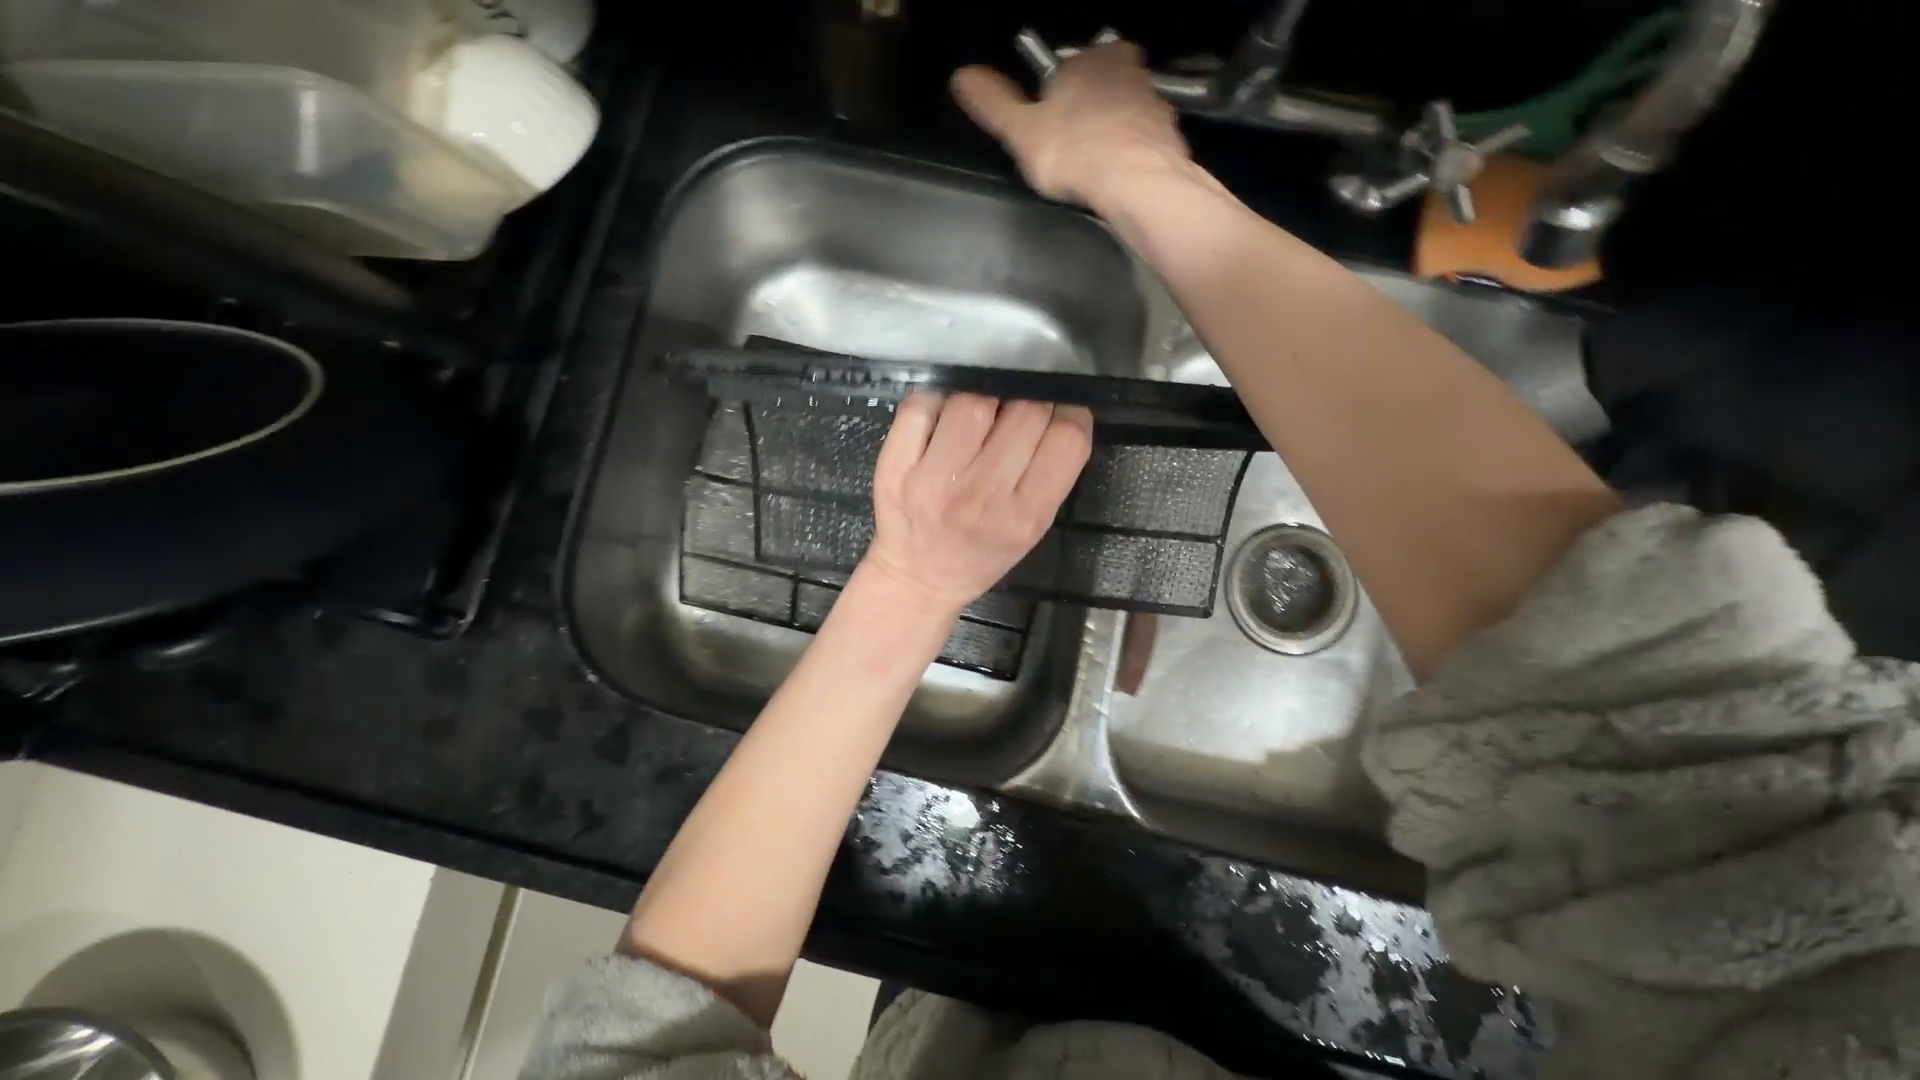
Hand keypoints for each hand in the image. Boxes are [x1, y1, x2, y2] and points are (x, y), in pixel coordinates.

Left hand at [862, 393, 1092, 616]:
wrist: (919, 578)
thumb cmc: (983, 552)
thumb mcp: (1034, 527)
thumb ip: (1052, 473)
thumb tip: (1060, 405)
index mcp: (1026, 515)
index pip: (1067, 439)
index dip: (1071, 412)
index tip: (1060, 409)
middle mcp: (981, 496)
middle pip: (1025, 412)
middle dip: (1028, 401)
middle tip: (1017, 413)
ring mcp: (934, 480)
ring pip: (974, 402)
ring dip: (983, 396)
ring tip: (982, 414)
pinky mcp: (896, 466)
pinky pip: (922, 406)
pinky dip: (936, 399)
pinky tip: (943, 416)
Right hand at [952, 41, 1188, 208]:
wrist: (1138, 183)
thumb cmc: (1074, 152)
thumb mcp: (1020, 131)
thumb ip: (993, 103)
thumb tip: (961, 75)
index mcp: (1086, 61)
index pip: (1068, 64)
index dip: (1057, 91)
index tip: (1049, 119)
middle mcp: (1125, 68)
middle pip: (1102, 79)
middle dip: (1090, 101)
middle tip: (1074, 137)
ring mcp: (1152, 98)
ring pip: (1127, 105)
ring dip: (1115, 124)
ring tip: (1098, 158)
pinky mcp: (1170, 131)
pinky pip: (1145, 134)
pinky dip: (1134, 147)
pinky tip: (1122, 170)